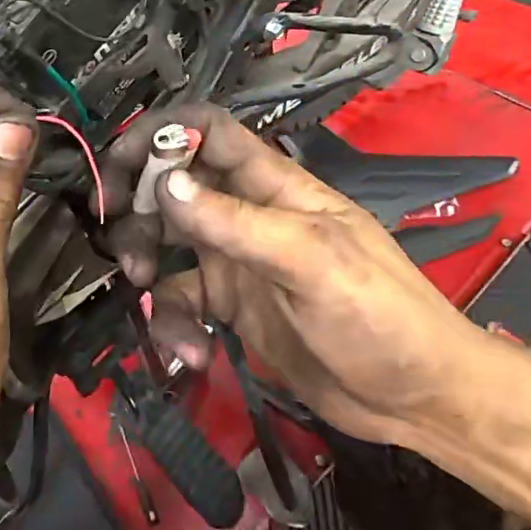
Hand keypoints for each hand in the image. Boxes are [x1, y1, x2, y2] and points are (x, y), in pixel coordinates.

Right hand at [102, 105, 480, 447]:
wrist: (416, 398)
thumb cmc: (380, 314)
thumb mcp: (312, 261)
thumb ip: (236, 222)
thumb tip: (165, 184)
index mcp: (274, 185)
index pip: (210, 131)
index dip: (165, 132)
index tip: (123, 160)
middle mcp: (247, 213)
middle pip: (175, 182)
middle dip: (139, 198)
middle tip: (113, 226)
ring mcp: (236, 259)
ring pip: (167, 239)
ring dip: (144, 259)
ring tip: (143, 289)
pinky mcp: (230, 305)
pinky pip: (180, 299)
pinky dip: (173, 321)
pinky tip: (192, 352)